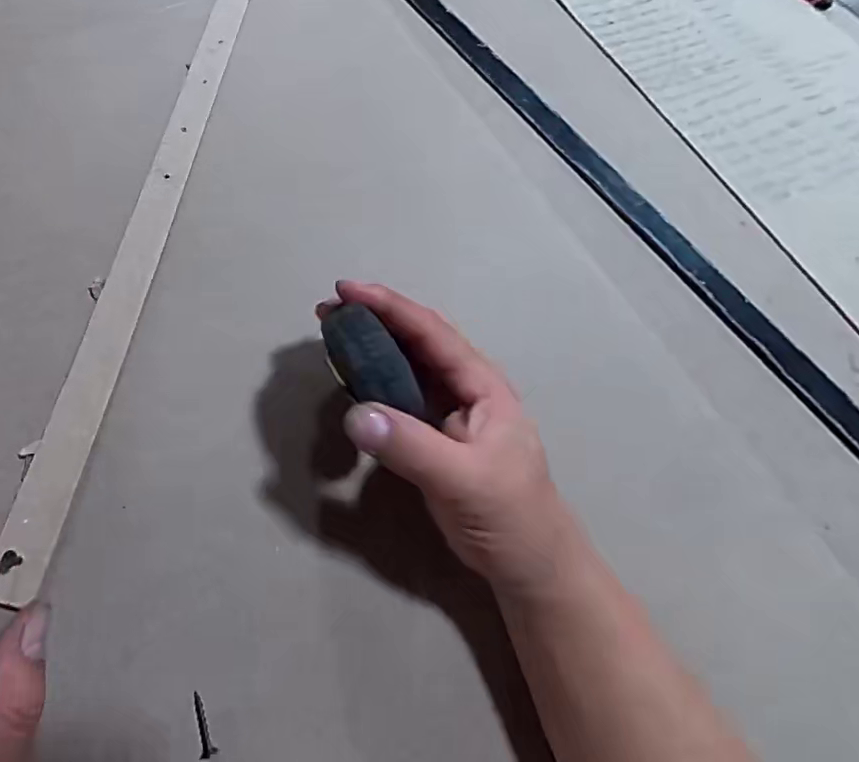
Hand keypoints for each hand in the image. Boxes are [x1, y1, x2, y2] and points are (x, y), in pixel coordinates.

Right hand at [319, 281, 570, 592]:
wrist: (529, 567)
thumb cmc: (510, 518)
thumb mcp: (464, 480)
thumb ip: (411, 446)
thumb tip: (355, 413)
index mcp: (482, 385)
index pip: (431, 333)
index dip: (389, 307)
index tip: (347, 291)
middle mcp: (464, 388)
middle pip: (415, 338)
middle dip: (374, 317)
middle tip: (329, 307)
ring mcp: (447, 410)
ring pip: (404, 362)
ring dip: (368, 344)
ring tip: (331, 330)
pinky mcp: (429, 432)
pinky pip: (395, 391)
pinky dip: (369, 376)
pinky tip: (348, 373)